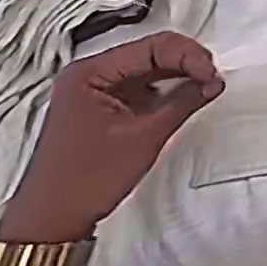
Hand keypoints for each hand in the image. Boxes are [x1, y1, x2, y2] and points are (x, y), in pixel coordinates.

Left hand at [0, 32, 224, 241]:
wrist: (52, 218)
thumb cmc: (84, 179)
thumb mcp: (144, 136)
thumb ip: (184, 102)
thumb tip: (212, 81)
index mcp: (90, 73)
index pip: (152, 47)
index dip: (189, 56)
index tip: (212, 73)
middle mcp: (90, 75)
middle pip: (151, 53)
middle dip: (187, 63)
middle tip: (213, 78)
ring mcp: (97, 90)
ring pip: (150, 69)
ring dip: (180, 76)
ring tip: (206, 87)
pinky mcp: (106, 106)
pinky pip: (143, 87)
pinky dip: (168, 91)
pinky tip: (188, 97)